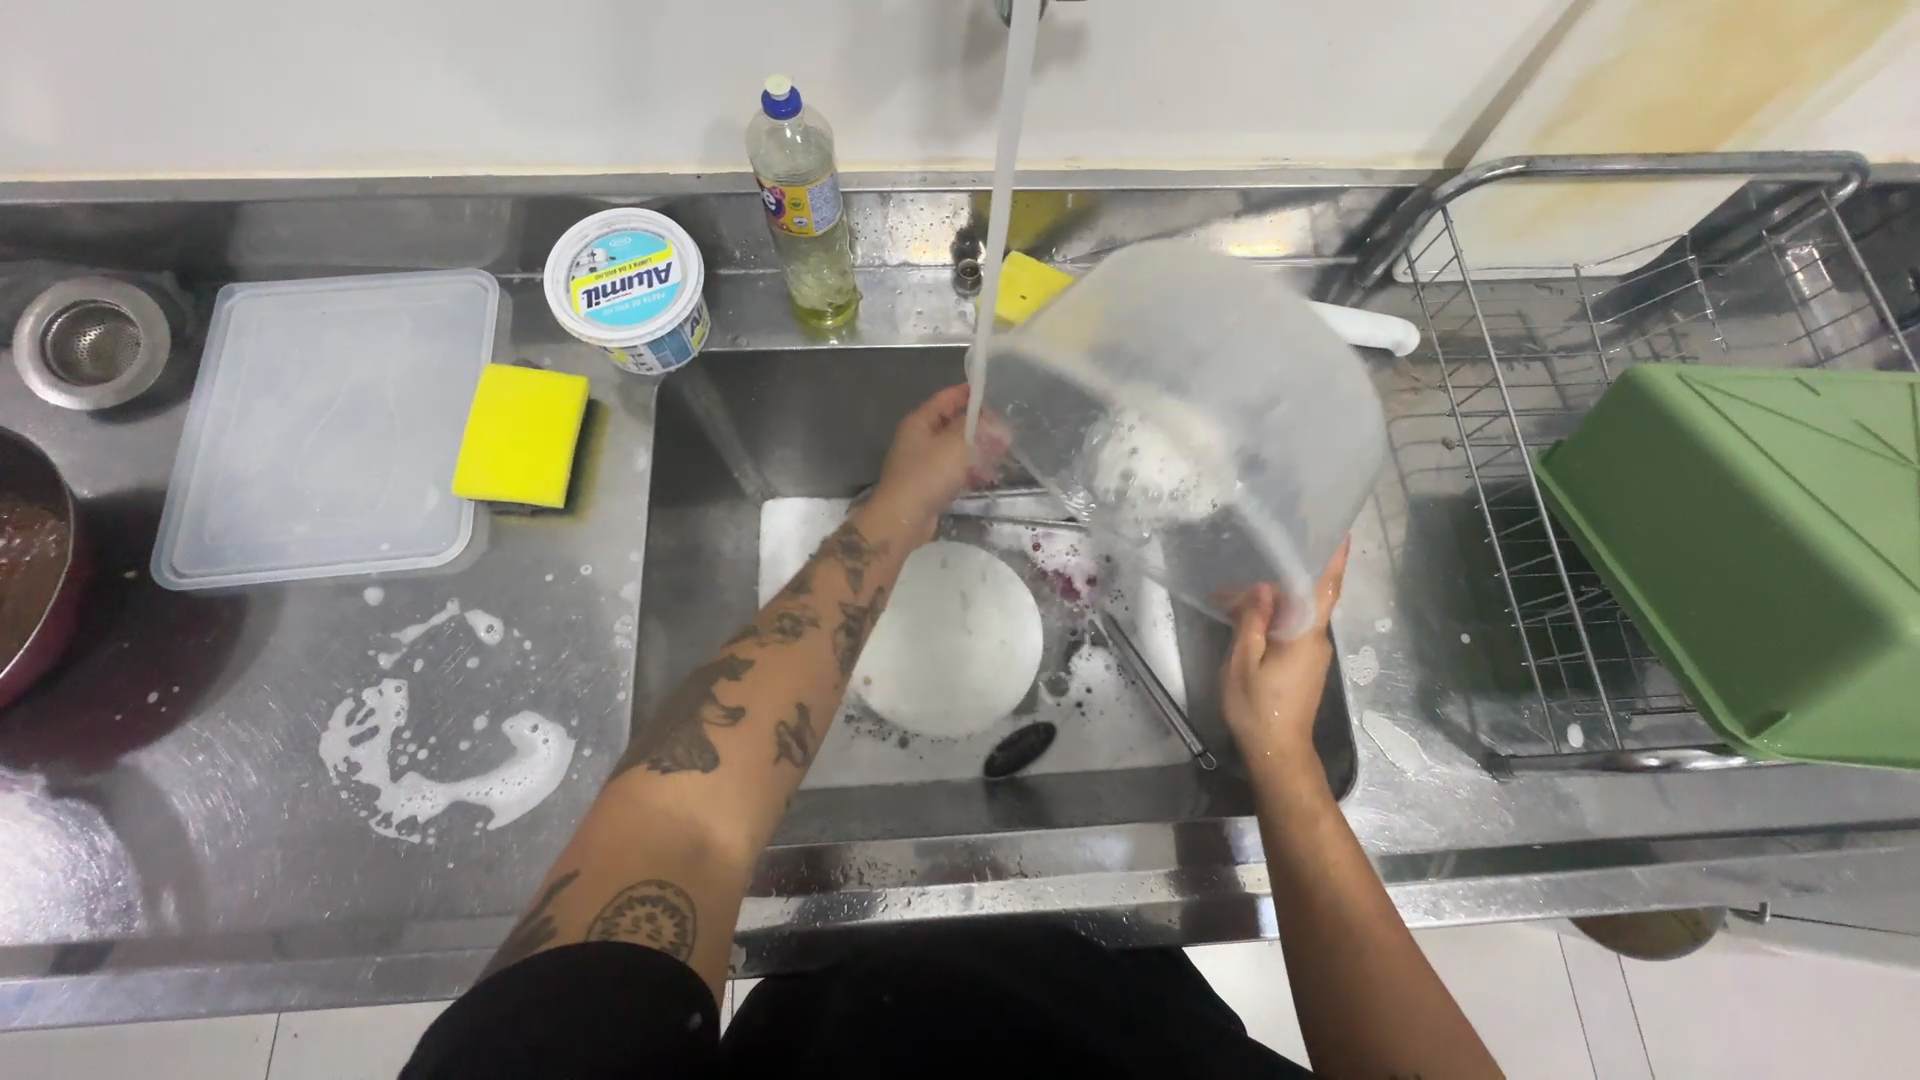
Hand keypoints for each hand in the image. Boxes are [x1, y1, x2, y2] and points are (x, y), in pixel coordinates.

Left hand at [864, 385, 1009, 542]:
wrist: (902, 520)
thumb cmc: (926, 476)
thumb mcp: (954, 446)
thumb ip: (975, 428)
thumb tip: (993, 419)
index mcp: (920, 422)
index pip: (946, 398)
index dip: (969, 394)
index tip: (995, 393)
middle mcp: (919, 439)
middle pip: (953, 424)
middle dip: (979, 426)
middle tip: (1005, 428)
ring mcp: (923, 463)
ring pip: (955, 450)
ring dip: (977, 450)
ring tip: (1003, 452)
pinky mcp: (929, 485)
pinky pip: (953, 471)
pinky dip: (969, 471)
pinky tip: (987, 477)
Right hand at [1219, 539, 1350, 778]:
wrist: (1277, 752)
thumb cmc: (1257, 709)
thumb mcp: (1242, 663)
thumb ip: (1251, 622)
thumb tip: (1262, 586)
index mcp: (1304, 635)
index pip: (1324, 588)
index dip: (1333, 559)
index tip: (1340, 531)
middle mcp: (1316, 639)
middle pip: (1309, 595)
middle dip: (1292, 569)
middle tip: (1273, 542)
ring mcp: (1312, 652)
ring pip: (1298, 611)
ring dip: (1276, 593)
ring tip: (1247, 576)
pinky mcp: (1304, 663)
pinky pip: (1292, 626)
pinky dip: (1274, 612)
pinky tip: (1251, 609)